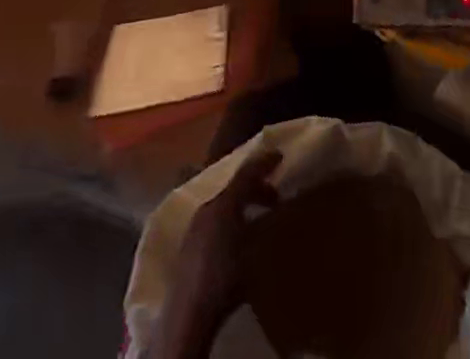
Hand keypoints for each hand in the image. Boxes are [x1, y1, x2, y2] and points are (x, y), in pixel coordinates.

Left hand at [150, 150, 280, 358]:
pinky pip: (215, 220)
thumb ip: (268, 224)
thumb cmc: (227, 275)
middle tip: (275, 198)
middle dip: (256, 189)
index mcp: (223, 203)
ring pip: (223, 205)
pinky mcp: (188, 246)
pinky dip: (231, 219)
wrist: (189, 313)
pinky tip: (237, 238)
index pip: (246, 174)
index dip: (263, 163)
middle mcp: (206, 209)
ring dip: (243, 205)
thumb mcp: (256, 248)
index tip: (280, 156)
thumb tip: (280, 209)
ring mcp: (194, 228)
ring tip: (259, 218)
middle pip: (234, 189)